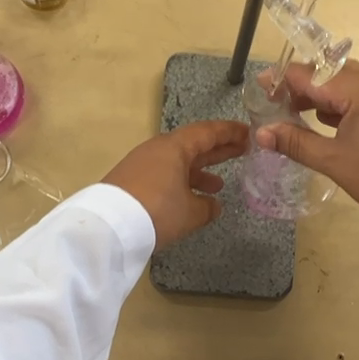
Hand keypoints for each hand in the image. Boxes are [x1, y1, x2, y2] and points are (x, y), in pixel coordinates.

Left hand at [101, 120, 248, 246]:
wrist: (110, 227)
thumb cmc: (158, 212)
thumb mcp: (191, 213)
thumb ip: (207, 208)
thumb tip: (214, 205)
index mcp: (175, 147)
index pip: (208, 132)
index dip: (230, 133)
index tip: (247, 133)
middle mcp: (158, 150)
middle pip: (193, 144)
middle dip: (218, 149)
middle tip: (240, 151)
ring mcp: (142, 164)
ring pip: (177, 162)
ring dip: (199, 171)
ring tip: (218, 185)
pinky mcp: (131, 180)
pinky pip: (164, 175)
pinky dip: (181, 182)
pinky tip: (190, 199)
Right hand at [252, 60, 358, 209]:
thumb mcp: (332, 160)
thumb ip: (295, 142)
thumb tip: (261, 133)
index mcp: (358, 89)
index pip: (311, 74)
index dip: (282, 80)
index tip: (260, 88)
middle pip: (330, 72)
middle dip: (302, 85)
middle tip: (279, 103)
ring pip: (349, 82)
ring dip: (323, 93)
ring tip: (300, 112)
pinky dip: (344, 101)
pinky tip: (331, 119)